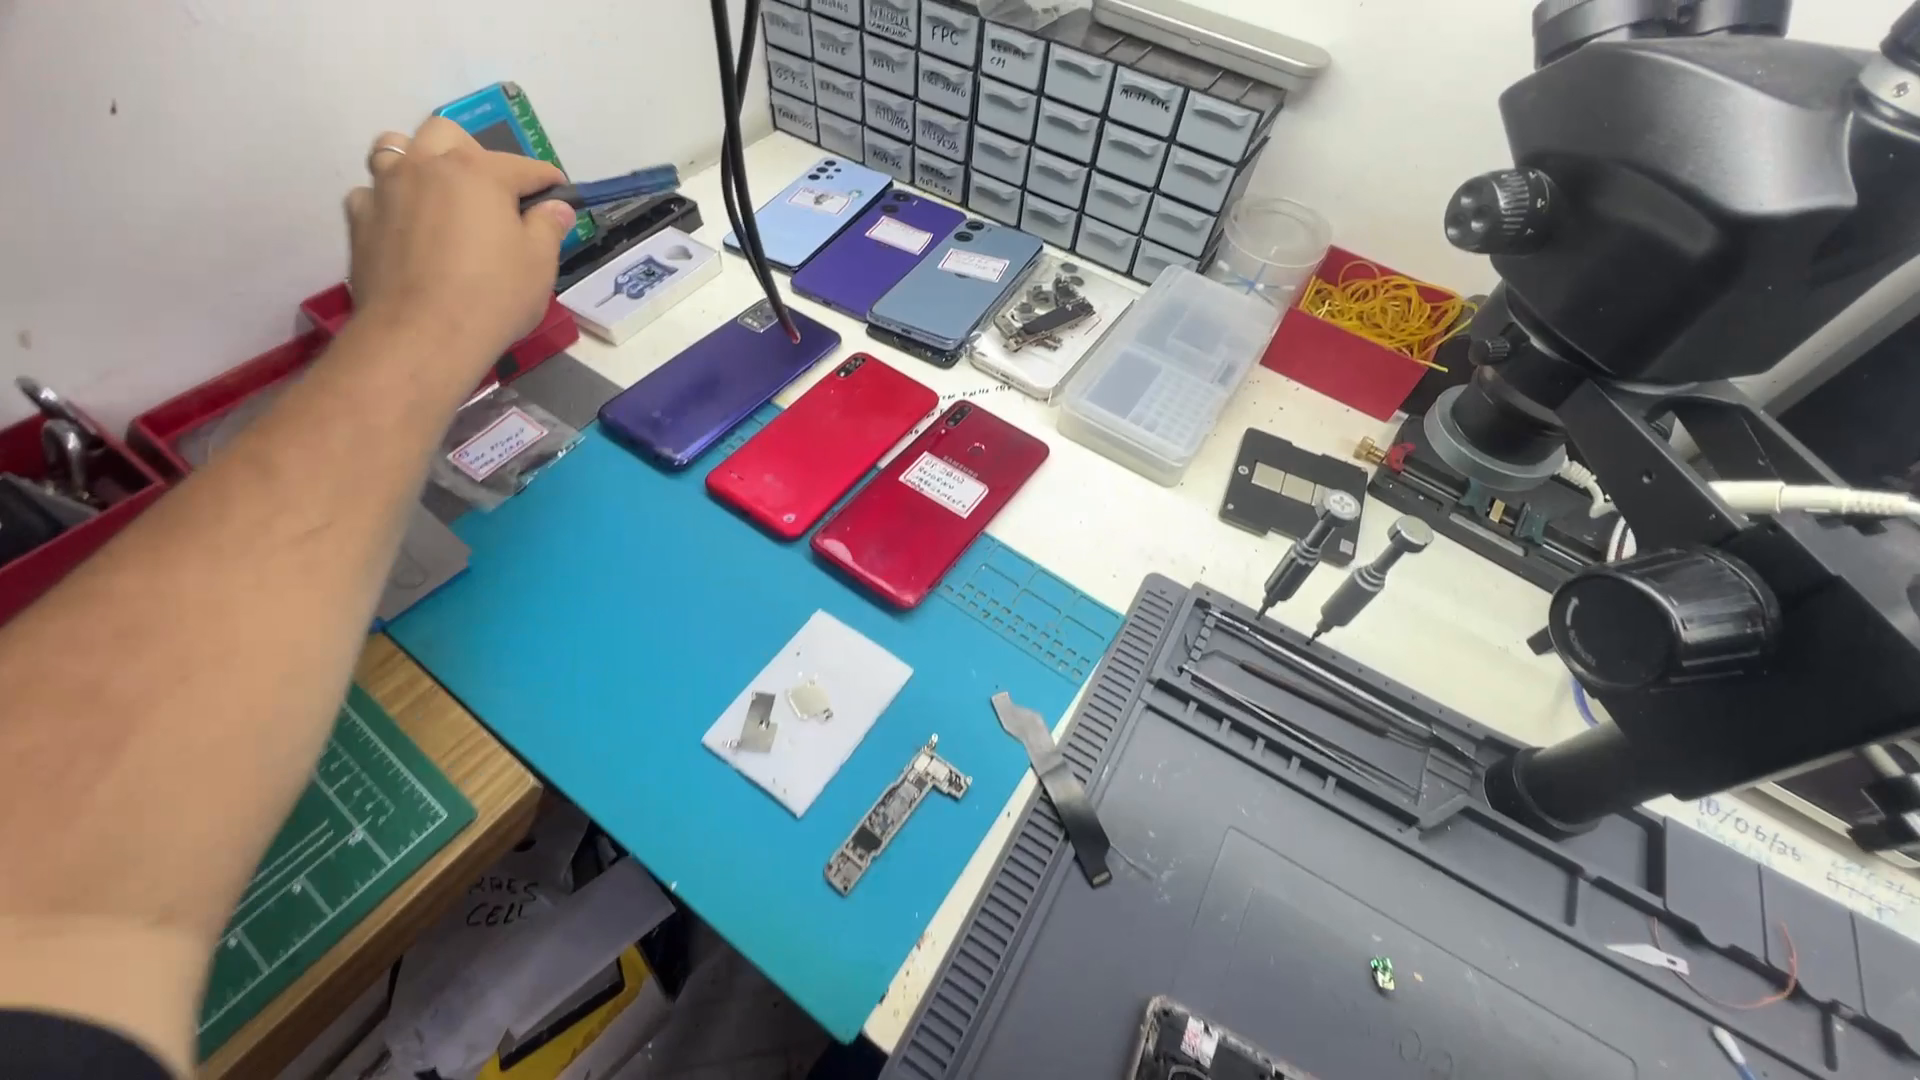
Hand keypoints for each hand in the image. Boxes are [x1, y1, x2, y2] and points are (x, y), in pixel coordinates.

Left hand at [344, 117, 576, 360]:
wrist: (422, 334)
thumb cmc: (494, 297)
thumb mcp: (540, 265)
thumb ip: (548, 227)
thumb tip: (556, 207)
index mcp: (478, 172)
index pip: (523, 166)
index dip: (547, 180)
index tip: (558, 193)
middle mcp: (426, 165)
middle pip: (448, 134)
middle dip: (475, 152)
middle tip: (493, 191)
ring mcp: (386, 186)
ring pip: (397, 147)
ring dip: (421, 161)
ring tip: (440, 193)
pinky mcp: (360, 216)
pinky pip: (374, 191)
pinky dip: (393, 200)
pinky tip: (409, 226)